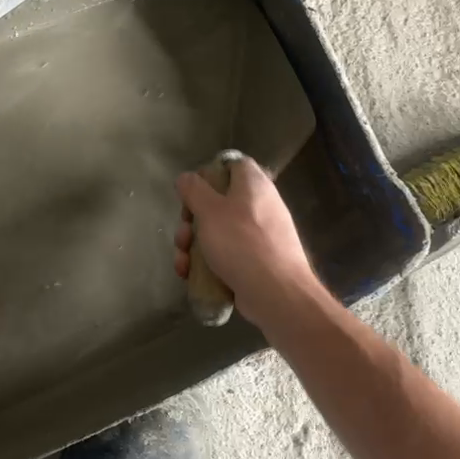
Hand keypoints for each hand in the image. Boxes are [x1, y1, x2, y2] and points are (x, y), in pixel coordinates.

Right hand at [173, 155, 330, 329]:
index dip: (208, 174)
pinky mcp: (256, 260)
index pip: (232, 164)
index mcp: (253, 184)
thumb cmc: (241, 243)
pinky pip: (227, 253)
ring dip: (193, 245)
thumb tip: (186, 178)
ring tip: (183, 262)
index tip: (191, 192)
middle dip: (192, 220)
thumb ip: (194, 189)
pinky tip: (190, 275)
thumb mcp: (210, 210)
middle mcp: (259, 205)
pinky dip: (207, 262)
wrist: (277, 294)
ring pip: (217, 231)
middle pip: (218, 201)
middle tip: (183, 234)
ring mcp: (259, 235)